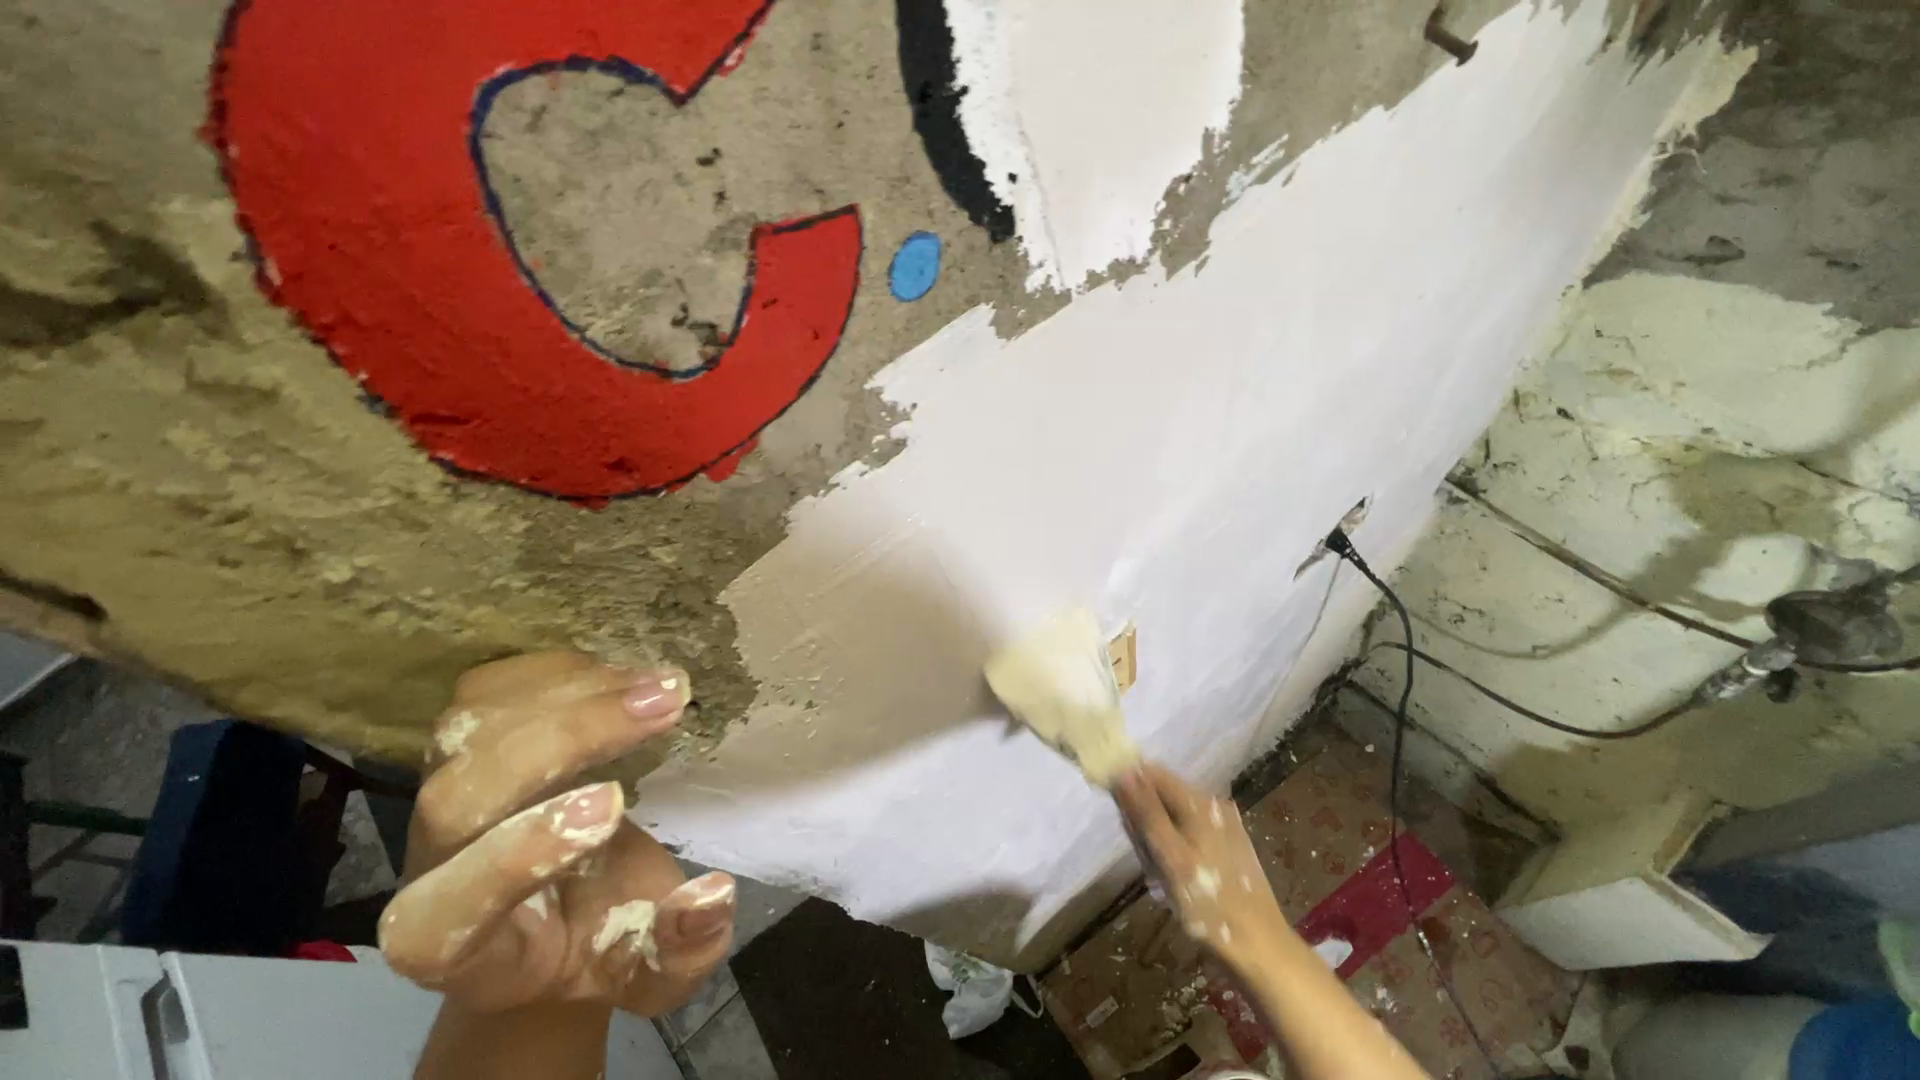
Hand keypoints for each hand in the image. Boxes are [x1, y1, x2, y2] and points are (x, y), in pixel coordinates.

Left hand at [379, 651, 734, 1016]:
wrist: (555, 911)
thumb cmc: (596, 948)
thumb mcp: (650, 973)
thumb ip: (682, 950)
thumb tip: (714, 892)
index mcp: (455, 947)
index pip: (449, 909)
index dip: (520, 855)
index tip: (615, 804)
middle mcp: (428, 865)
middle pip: (460, 794)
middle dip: (566, 740)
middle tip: (664, 705)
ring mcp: (437, 791)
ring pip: (473, 727)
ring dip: (571, 693)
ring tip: (659, 686)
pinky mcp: (462, 742)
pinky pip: (487, 690)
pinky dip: (559, 671)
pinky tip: (623, 676)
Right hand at [1114, 763, 1287, 975]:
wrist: (1260, 946)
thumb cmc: (1211, 905)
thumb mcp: (1171, 859)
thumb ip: (1146, 813)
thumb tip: (1123, 771)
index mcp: (1200, 803)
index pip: (1152, 773)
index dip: (1128, 784)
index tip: (1115, 812)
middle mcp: (1213, 805)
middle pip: (1160, 795)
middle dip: (1143, 821)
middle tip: (1145, 858)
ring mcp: (1222, 826)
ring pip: (1171, 817)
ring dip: (1156, 841)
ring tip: (1159, 875)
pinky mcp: (1225, 846)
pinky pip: (1185, 835)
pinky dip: (1172, 851)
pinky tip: (1174, 880)